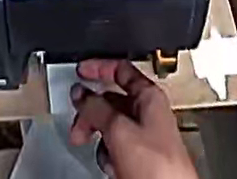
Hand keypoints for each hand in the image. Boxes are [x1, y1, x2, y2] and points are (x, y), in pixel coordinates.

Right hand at [68, 59, 196, 178]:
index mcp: (149, 96)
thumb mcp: (119, 129)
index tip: (81, 70)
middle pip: (113, 100)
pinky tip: (109, 163)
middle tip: (77, 118)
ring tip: (92, 145)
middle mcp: (149, 114)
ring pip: (112, 126)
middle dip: (92, 109)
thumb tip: (81, 93)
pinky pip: (117, 148)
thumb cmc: (159, 167)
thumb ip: (97, 108)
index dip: (99, 67)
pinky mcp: (141, 162)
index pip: (121, 70)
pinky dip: (108, 154)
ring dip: (98, 135)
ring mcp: (146, 139)